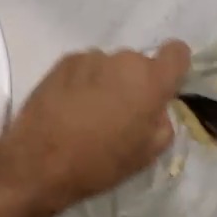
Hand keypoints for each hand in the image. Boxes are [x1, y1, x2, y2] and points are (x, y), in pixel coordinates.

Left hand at [0, 41, 191, 211]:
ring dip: (105, 82)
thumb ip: (161, 124)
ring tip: (87, 113)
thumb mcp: (145, 155)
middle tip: (117, 113)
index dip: (172, 68)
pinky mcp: (63, 62)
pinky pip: (83, 68)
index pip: (177, 52)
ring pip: (109, 66)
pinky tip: (68, 107)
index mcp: (151, 81)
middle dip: (133, 83)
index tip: (160, 88)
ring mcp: (91, 58)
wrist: (39, 163)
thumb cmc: (99, 164)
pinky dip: (81, 82)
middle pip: (138, 64)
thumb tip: (156, 111)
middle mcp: (124, 60)